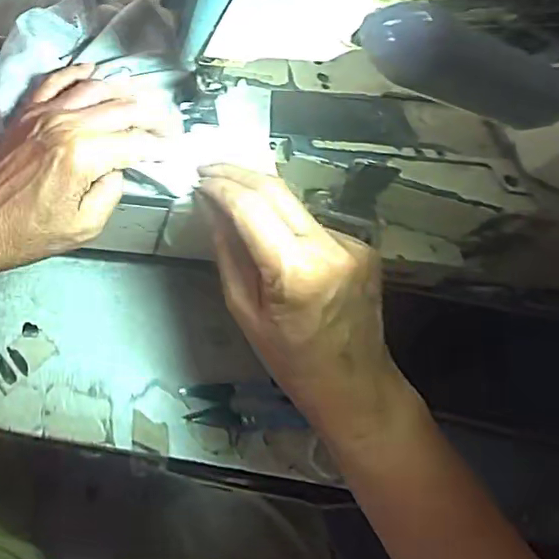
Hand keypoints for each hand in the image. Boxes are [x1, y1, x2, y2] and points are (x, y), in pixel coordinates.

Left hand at [0, 64, 177, 277]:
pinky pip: (54, 82)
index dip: (160, 145)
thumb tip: (119, 169)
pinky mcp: (27, 113)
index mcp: (82, 155)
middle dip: (151, 114)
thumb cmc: (29, 232)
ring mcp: (44, 114)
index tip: (173, 149)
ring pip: (93, 89)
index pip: (135, 142)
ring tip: (141, 93)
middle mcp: (66, 126)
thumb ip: (110, 193)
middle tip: (168, 123)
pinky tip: (92, 70)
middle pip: (120, 109)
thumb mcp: (83, 225)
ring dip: (121, 88)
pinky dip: (76, 73)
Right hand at [197, 164, 411, 445]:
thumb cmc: (291, 360)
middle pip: (275, 189)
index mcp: (296, 270)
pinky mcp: (360, 246)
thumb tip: (208, 205)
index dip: (220, 186)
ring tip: (227, 190)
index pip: (250, 206)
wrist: (358, 389)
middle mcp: (328, 248)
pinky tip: (267, 227)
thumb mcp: (243, 308)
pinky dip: (282, 216)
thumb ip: (226, 249)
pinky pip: (309, 221)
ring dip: (258, 191)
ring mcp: (350, 244)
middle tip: (206, 169)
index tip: (197, 179)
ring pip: (292, 201)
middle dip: (236, 173)